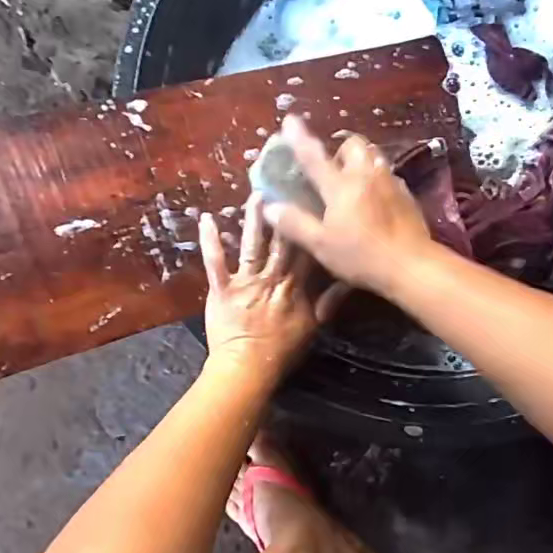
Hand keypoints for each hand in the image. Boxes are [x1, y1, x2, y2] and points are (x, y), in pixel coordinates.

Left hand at [199, 192, 349, 371]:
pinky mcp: (221, 288)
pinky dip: (211, 241)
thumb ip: (328, 302)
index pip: (306, 251)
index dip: (309, 227)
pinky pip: (215, 261)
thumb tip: (345, 281)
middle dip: (284, 214)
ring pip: (252, 244)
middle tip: (287, 186)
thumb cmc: (282, 350)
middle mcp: (272, 277)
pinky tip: (207, 218)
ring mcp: (245, 281)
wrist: (247, 366)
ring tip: (256, 194)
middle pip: (280, 241)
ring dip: (253, 218)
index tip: (314, 204)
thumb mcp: (313, 326)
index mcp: (295, 285)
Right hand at [261, 115, 438, 294]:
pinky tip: (375, 198)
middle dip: (339, 148)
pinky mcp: (407, 195)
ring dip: (361, 159)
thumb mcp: (321, 244)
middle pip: (353, 144)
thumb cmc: (362, 256)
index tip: (290, 120)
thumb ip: (295, 223)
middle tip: (331, 167)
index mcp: (340, 185)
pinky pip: (389, 175)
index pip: (314, 156)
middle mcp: (366, 175)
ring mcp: (390, 182)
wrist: (412, 264)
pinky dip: (377, 177)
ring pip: (374, 156)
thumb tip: (270, 206)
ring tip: (353, 179)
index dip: (299, 138)